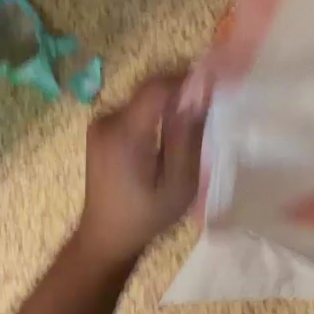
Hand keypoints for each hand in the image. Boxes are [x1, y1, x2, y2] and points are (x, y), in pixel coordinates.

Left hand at [73, 70, 207, 262]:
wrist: (105, 234)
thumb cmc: (146, 216)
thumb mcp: (179, 183)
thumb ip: (188, 137)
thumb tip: (199, 95)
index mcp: (125, 134)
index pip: (157, 87)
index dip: (186, 79)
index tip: (214, 83)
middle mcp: (107, 121)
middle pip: (149, 90)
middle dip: (180, 92)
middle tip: (208, 105)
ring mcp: (99, 124)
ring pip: (142, 99)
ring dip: (167, 105)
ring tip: (191, 124)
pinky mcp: (99, 130)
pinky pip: (132, 111)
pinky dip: (153, 116)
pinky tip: (167, 137)